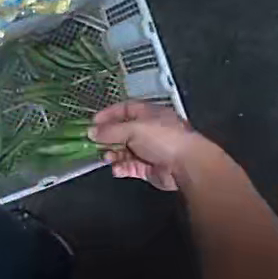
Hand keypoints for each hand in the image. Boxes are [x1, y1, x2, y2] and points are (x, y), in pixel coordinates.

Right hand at [89, 101, 219, 191]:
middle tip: (94, 144)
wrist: (186, 164)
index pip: (125, 109)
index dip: (109, 115)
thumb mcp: (134, 129)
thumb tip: (91, 132)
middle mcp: (148, 130)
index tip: (93, 123)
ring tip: (107, 158)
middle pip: (122, 132)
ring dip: (114, 154)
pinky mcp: (148, 168)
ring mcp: (149, 150)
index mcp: (148, 114)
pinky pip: (130, 166)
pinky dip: (122, 168)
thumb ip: (110, 131)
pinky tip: (117, 169)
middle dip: (108, 138)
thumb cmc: (163, 138)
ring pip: (124, 151)